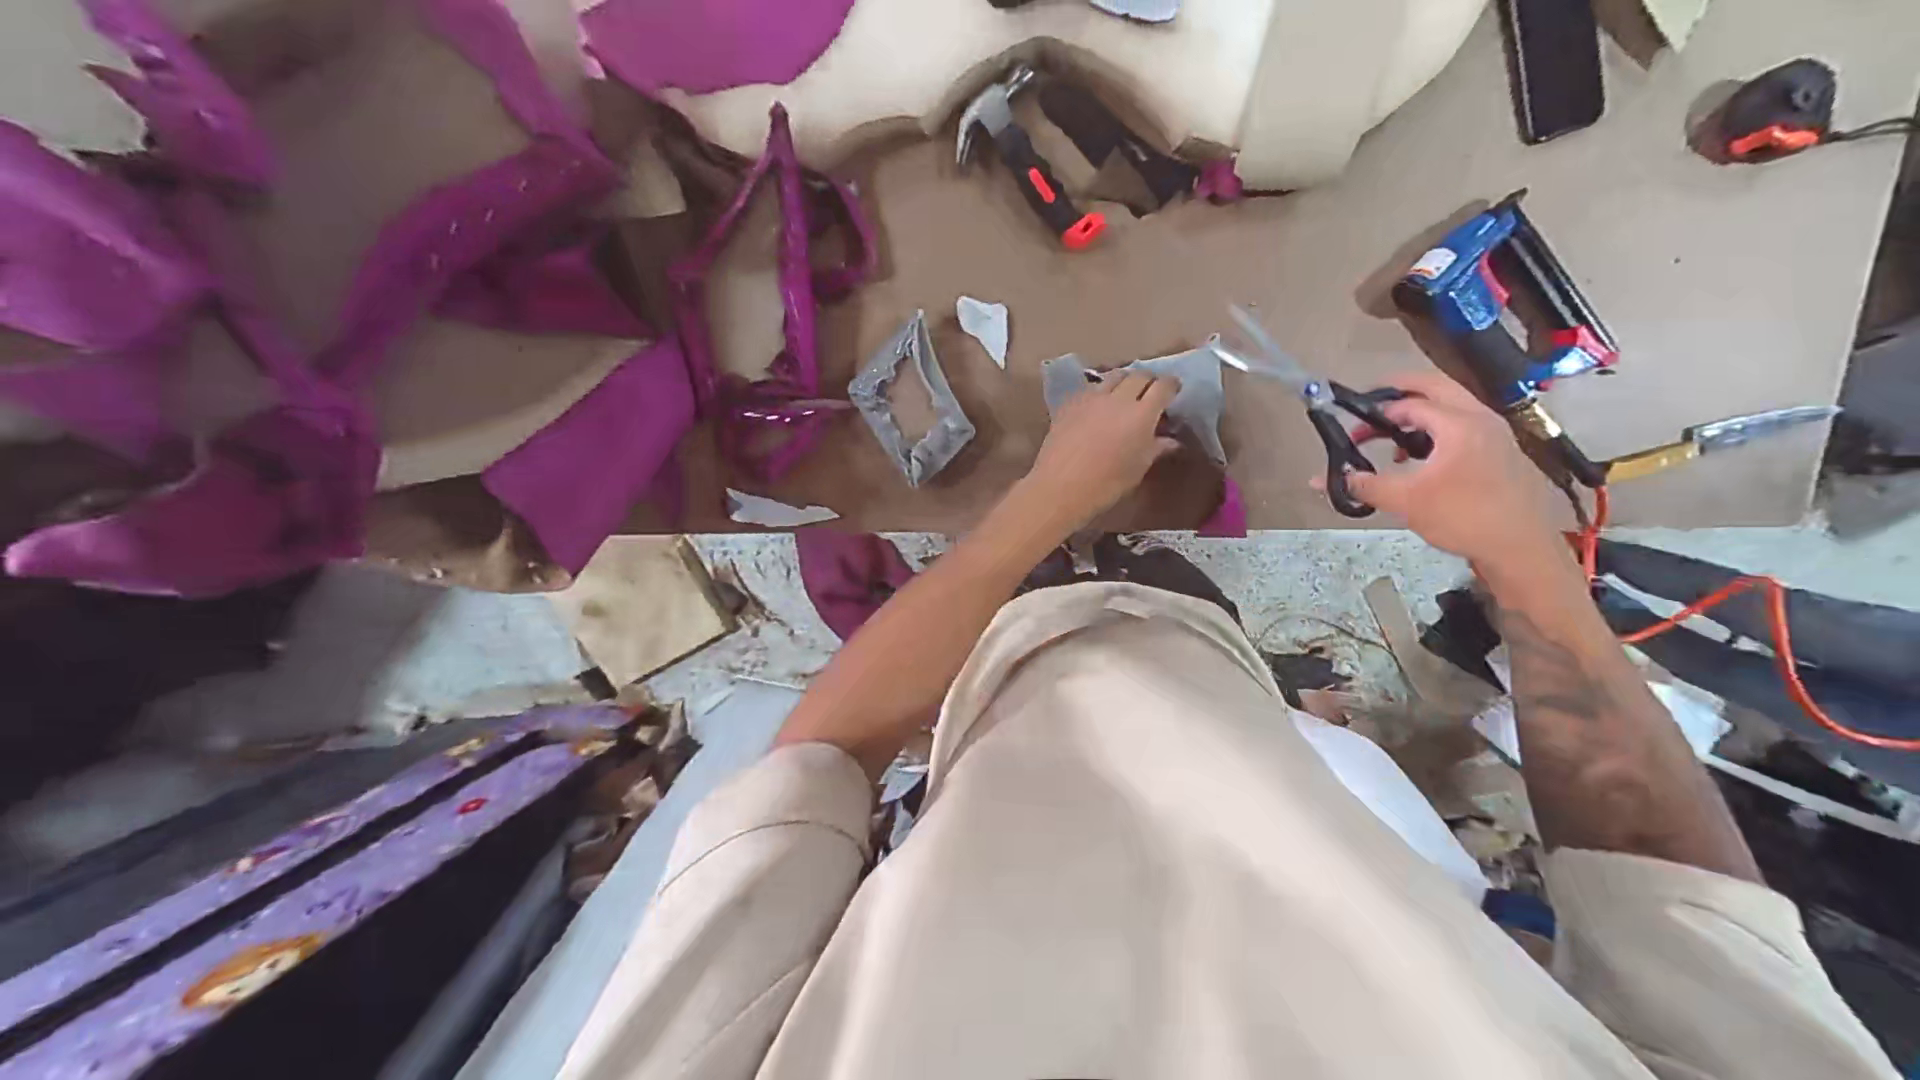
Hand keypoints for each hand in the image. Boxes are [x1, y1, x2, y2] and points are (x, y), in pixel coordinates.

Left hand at [1023, 371, 1180, 530]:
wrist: (1060, 487)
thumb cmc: (1106, 484)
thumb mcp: (1138, 468)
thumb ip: (1156, 448)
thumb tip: (1172, 441)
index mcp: (1142, 413)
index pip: (1163, 386)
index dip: (1171, 386)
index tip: (1173, 391)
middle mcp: (1118, 398)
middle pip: (1139, 375)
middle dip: (1149, 381)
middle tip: (1150, 393)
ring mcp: (1091, 398)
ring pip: (1113, 377)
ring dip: (1124, 382)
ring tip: (1125, 395)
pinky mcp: (1070, 403)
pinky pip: (1090, 389)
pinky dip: (1101, 392)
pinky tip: (1098, 407)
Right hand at [1335, 373, 1564, 571]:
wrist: (1519, 547)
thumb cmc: (1464, 518)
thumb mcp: (1405, 501)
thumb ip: (1363, 485)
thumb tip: (1324, 480)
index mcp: (1460, 425)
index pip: (1410, 404)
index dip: (1376, 413)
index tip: (1353, 428)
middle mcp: (1481, 420)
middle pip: (1437, 388)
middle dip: (1399, 393)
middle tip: (1370, 404)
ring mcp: (1495, 434)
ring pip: (1451, 406)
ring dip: (1417, 414)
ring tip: (1390, 437)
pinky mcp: (1499, 451)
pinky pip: (1461, 425)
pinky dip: (1434, 429)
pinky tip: (1418, 458)